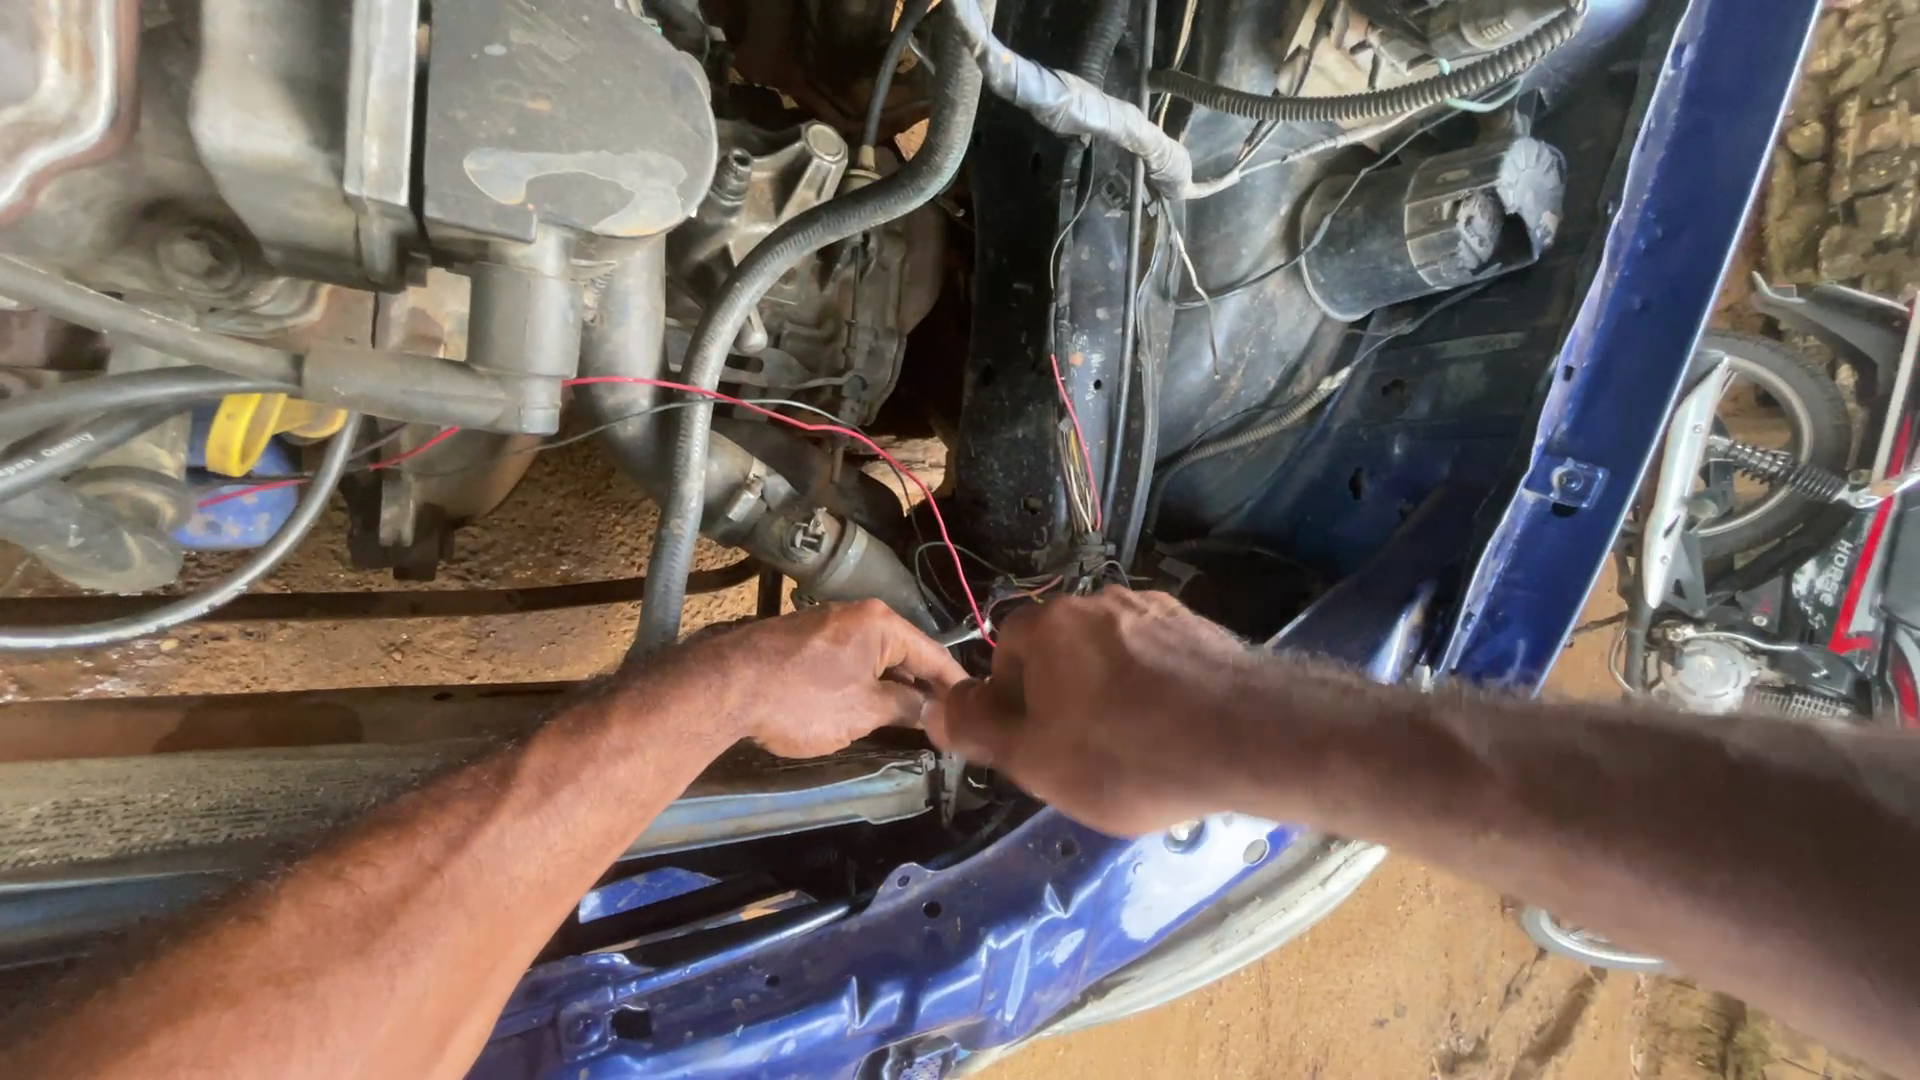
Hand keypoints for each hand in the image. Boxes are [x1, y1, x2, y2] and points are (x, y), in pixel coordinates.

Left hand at [637, 599, 967, 758]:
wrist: (724, 686)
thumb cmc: (801, 699)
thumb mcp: (862, 711)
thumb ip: (905, 708)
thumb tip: (932, 710)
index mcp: (881, 623)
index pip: (934, 654)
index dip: (954, 686)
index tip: (973, 710)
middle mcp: (858, 614)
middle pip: (906, 652)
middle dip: (925, 687)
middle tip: (946, 720)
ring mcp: (829, 623)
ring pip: (877, 656)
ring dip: (895, 685)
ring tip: (914, 718)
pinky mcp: (805, 638)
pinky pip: (851, 658)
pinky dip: (867, 680)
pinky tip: (871, 704)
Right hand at [928, 590, 1264, 835]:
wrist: (1248, 736)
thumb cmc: (1126, 752)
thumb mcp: (1035, 759)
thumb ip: (978, 730)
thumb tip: (935, 708)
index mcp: (1048, 625)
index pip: (1005, 653)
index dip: (1012, 703)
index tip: (1036, 743)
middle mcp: (1096, 601)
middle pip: (1058, 650)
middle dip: (1061, 694)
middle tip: (1082, 750)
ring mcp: (1152, 609)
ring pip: (1109, 653)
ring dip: (1108, 688)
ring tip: (1135, 742)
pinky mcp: (1197, 626)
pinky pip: (1155, 656)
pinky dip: (1153, 684)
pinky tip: (1173, 725)